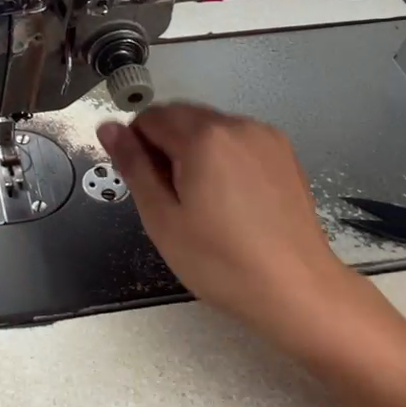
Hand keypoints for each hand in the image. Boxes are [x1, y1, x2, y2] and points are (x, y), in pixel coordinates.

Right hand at [98, 104, 374, 351]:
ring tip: (202, 200)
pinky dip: (222, 156)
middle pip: (181, 116)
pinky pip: (237, 140)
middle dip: (165, 145)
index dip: (136, 147)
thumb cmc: (221, 261)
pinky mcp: (284, 153)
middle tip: (169, 196)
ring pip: (210, 127)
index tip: (143, 183)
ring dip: (194, 149)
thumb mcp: (162, 218)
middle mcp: (236, 124)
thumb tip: (108, 128)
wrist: (297, 290)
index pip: (149, 118)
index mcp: (203, 137)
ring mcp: (265, 136)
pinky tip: (229, 198)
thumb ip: (132, 165)